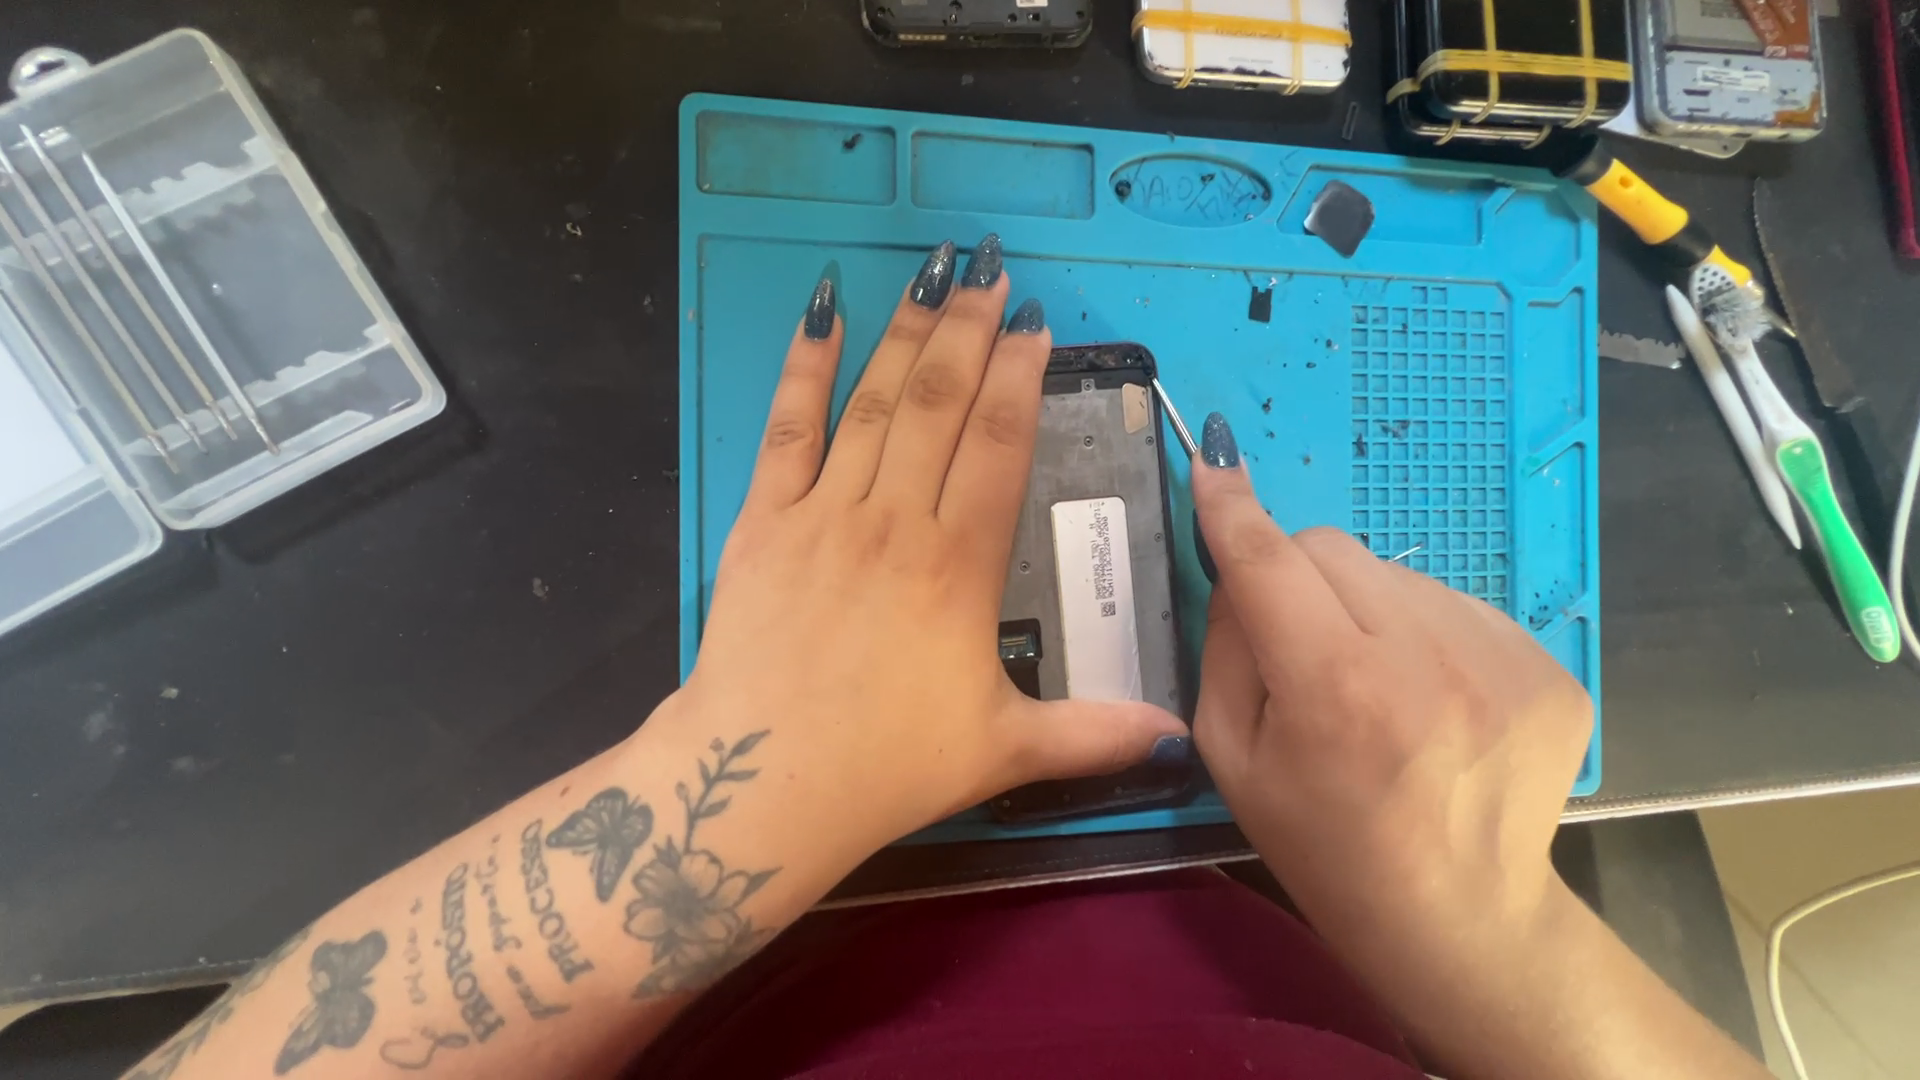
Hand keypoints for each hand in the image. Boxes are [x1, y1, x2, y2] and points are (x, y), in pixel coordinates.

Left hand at [663, 237, 1186, 867]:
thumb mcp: (1003, 751)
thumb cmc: (886, 767)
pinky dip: (802, 368)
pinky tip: (821, 313)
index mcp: (958, 567)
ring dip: (904, 334)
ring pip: (872, 404)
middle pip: (938, 405)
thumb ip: (1094, 734)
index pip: (996, 446)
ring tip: (930, 275)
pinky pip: (784, 429)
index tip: (1033, 327)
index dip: (1018, 380)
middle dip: (967, 333)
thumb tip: (1181, 736)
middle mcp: (893, 521)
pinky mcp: (762, 522)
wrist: (761, 784)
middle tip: (989, 274)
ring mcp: (822, 514)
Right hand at [1187, 412, 1592, 1038]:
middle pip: (1330, 546)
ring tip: (1370, 678)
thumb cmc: (1318, 840)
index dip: (1233, 510)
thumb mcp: (1229, 754)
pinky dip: (1415, 625)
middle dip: (1294, 572)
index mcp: (1335, 689)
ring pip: (1390, 569)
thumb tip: (1243, 572)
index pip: (1269, 563)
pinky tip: (1421, 688)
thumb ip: (1226, 646)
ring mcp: (1501, 656)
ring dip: (1359, 601)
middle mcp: (1424, 658)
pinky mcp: (1546, 663)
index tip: (1212, 461)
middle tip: (1297, 639)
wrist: (1459, 913)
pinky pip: (1447, 599)